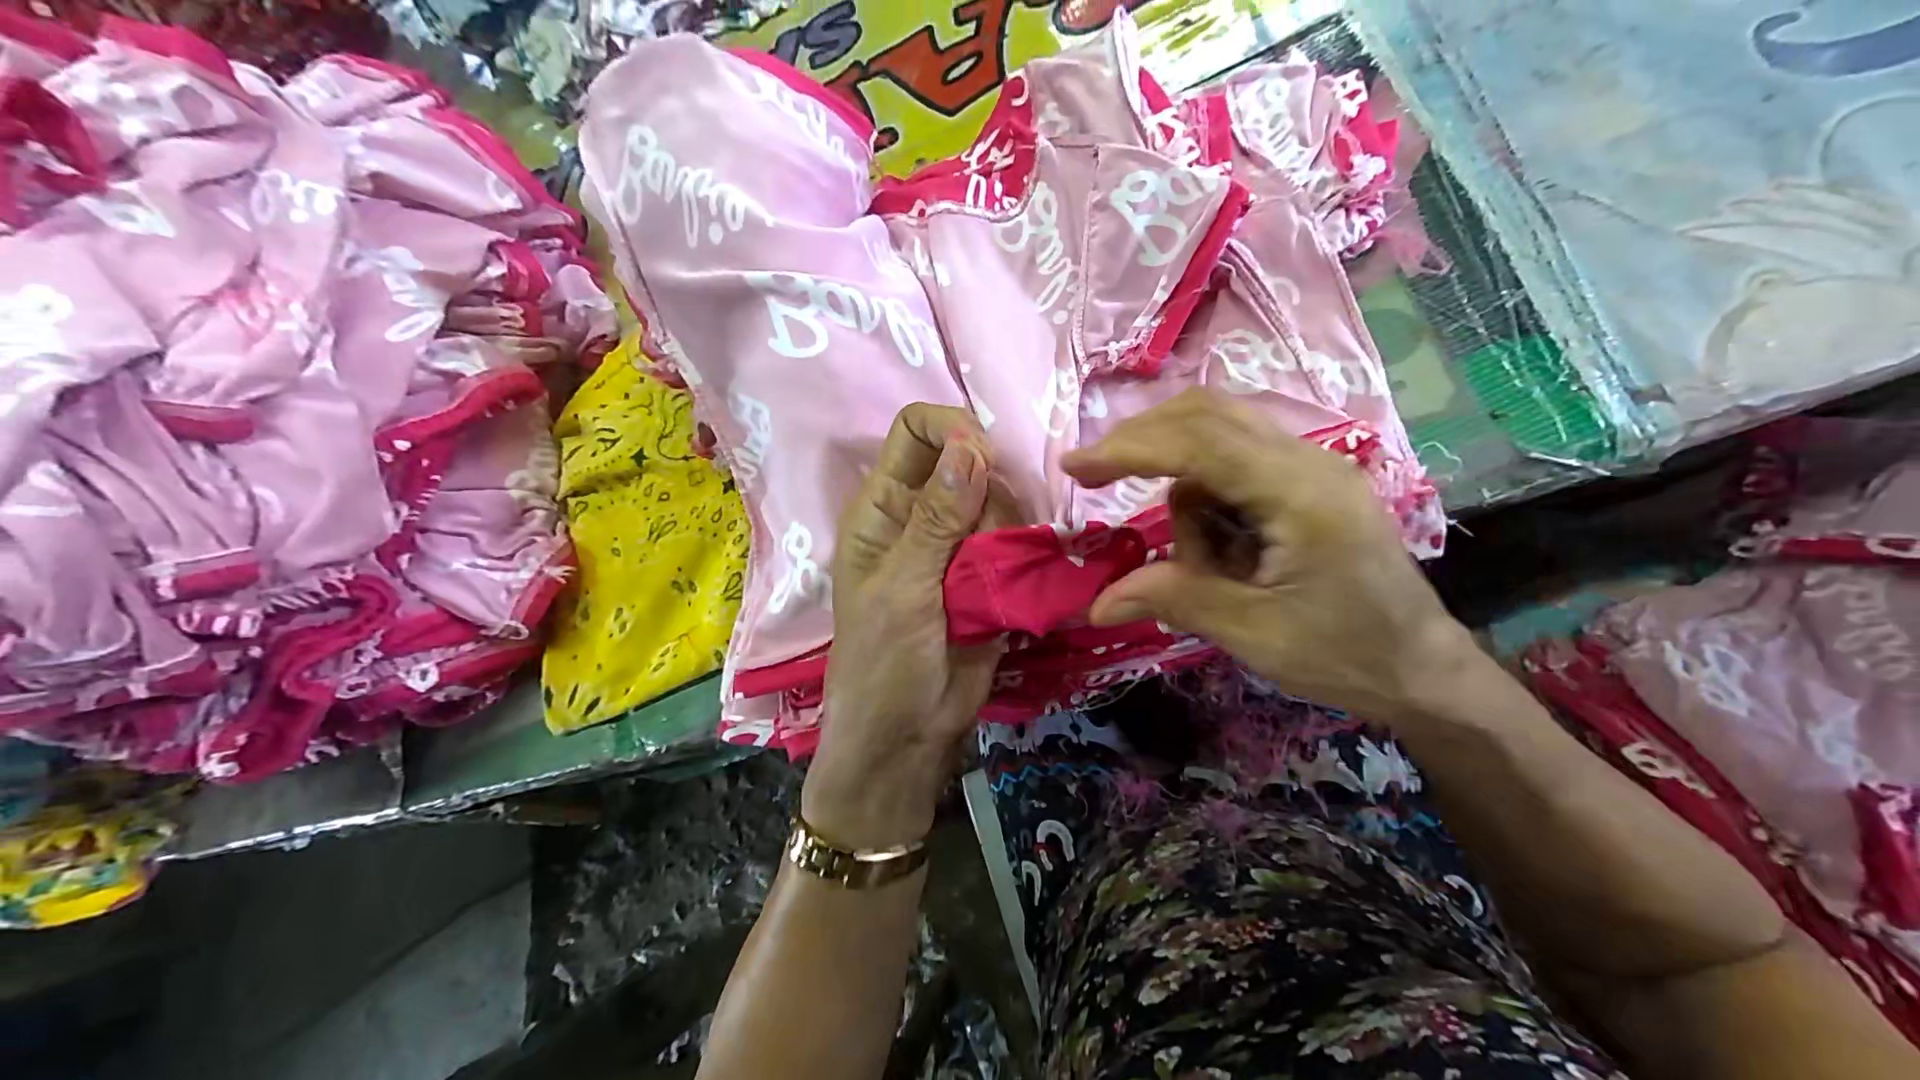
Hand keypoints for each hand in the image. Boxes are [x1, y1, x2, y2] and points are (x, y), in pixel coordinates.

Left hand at [804, 404, 1005, 848]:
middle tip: (990, 540)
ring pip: (1002, 501)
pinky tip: (1019, 581)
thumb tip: (968, 445)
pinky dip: (1028, 551)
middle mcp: (922, 515)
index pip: (915, 432)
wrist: (907, 735)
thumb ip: (937, 519)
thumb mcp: (902, 588)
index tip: (983, 462)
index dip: (951, 431)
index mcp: (883, 507)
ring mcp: (959, 545)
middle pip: (970, 460)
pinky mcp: (991, 575)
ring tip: (994, 578)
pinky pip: (1020, 540)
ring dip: (1010, 528)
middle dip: (990, 489)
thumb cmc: (882, 662)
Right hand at [1061, 389, 1473, 723]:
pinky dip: (1205, 495)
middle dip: (1144, 442)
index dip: (1129, 449)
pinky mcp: (1308, 483)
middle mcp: (1309, 462)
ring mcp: (1313, 468)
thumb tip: (1096, 605)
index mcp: (1301, 493)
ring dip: (1181, 485)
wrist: (1423, 669)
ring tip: (1199, 562)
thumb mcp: (1252, 633)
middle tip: (1096, 477)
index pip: (1200, 444)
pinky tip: (1220, 550)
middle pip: (1208, 415)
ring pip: (1220, 435)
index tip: (1074, 468)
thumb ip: (1173, 600)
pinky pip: (1237, 465)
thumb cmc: (1346, 653)